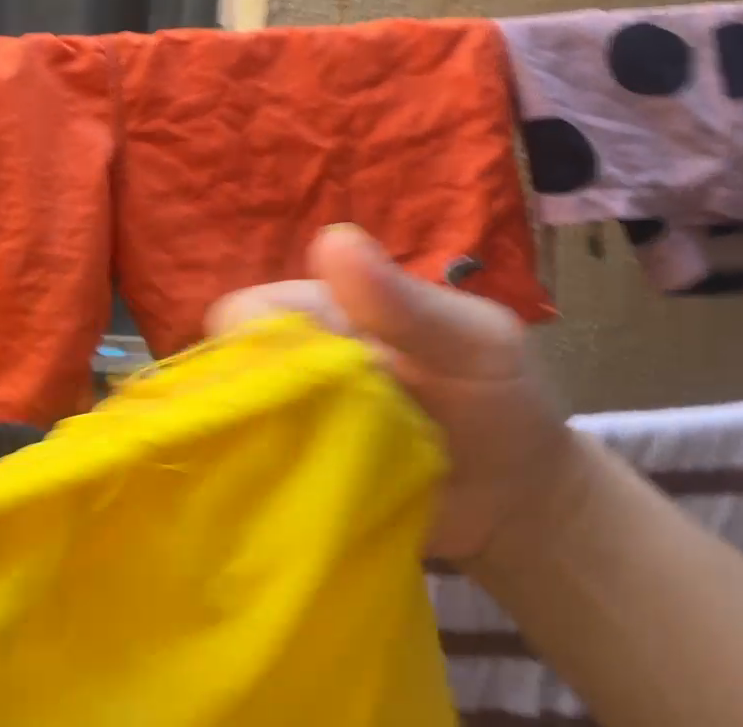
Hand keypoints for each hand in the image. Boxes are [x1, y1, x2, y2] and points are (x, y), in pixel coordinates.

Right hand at [205, 225, 576, 563]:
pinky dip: (251, 486)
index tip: (286, 377)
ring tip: (296, 474)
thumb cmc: (497, 399)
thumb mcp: (473, 343)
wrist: (522, 503)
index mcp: (310, 315)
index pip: (240, 313)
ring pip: (222, 424)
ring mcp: (276, 423)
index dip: (247, 340)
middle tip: (303, 435)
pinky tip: (282, 498)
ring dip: (247, 448)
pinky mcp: (280, 478)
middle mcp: (280, 365)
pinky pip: (242, 475)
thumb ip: (404, 301)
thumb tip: (333, 239)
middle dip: (247, 402)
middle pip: (220, 371)